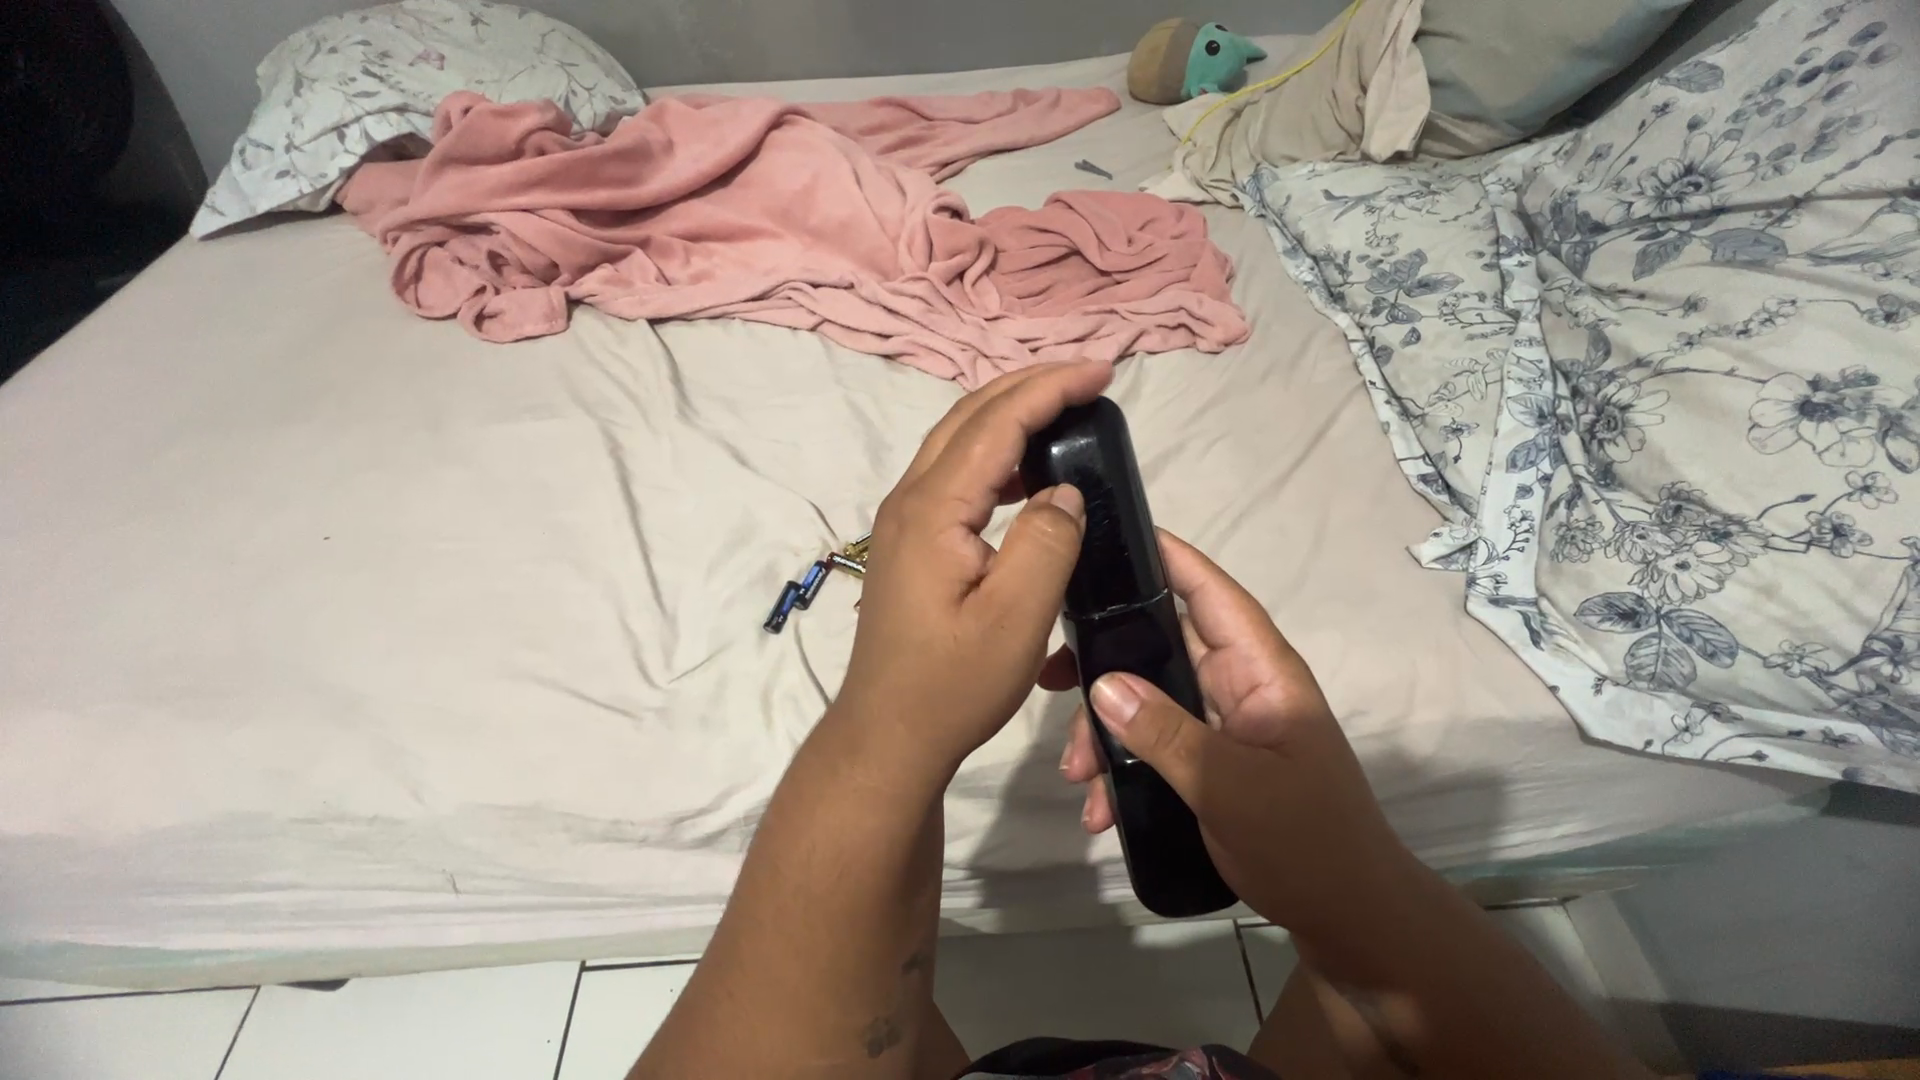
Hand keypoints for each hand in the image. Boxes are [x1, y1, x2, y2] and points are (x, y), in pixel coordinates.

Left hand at [835, 361, 1113, 777]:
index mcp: (933, 509)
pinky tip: (1025, 477)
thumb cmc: (952, 685)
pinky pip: (953, 476)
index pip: (996, 423)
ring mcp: (903, 521)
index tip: (1100, 373)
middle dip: (1028, 387)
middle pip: (968, 417)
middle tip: (1085, 380)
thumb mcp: (1015, 619)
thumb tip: (1063, 491)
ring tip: (1061, 414)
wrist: (888, 734)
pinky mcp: (909, 543)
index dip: (1049, 389)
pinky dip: (993, 456)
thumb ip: (1046, 543)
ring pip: (956, 443)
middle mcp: (910, 501)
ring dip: (1008, 417)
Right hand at [1047, 531, 1417, 936]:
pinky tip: (1099, 808)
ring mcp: (1218, 723)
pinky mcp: (1204, 759)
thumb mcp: (1231, 787)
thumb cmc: (1306, 843)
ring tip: (1076, 774)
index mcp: (1259, 671)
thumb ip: (1165, 732)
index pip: (1211, 593)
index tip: (1106, 542)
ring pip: (1144, 699)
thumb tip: (1101, 682)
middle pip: (1158, 645)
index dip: (1167, 559)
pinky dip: (1120, 768)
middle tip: (1048, 678)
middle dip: (1102, 663)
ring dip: (1104, 731)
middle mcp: (1235, 685)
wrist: (1348, 920)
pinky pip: (1150, 744)